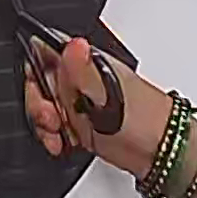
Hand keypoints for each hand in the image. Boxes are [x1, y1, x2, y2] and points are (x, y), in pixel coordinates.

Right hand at [24, 36, 174, 179]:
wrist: (162, 153)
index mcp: (84, 61)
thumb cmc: (144, 117)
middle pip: (39, 82)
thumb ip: (82, 70)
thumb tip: (72, 44)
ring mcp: (79, 102)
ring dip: (44, 123)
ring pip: (43, 106)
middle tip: (50, 117)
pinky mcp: (80, 125)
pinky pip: (53, 127)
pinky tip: (62, 143)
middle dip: (37, 102)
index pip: (44, 53)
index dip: (33, 69)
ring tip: (58, 133)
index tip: (38, 88)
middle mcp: (79, 79)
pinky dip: (52, 137)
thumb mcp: (107, 91)